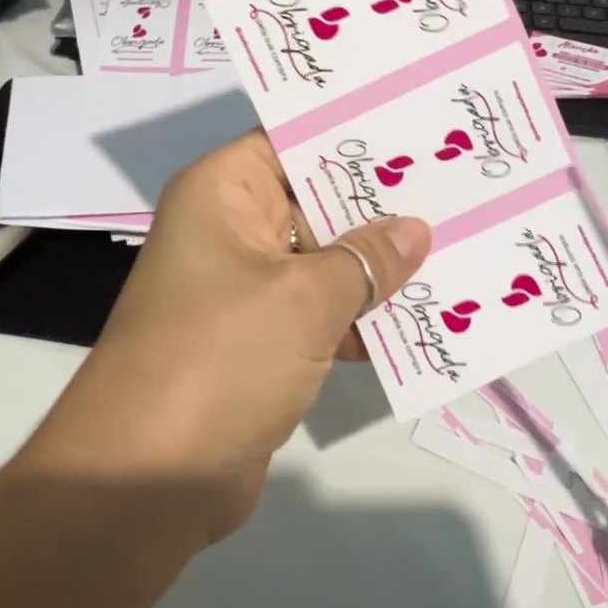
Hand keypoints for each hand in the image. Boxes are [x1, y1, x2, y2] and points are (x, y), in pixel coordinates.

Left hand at [20, 129, 431, 541]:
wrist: (147, 479)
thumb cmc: (220, 358)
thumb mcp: (304, 298)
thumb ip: (366, 259)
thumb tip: (415, 229)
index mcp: (223, 193)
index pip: (293, 139)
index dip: (353, 133)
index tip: (420, 127)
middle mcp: (231, 230)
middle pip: (316, 199)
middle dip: (381, 203)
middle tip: (457, 187)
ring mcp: (246, 289)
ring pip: (325, 259)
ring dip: (380, 264)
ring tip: (460, 245)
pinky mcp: (261, 342)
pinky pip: (321, 312)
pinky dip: (362, 316)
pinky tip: (425, 317)